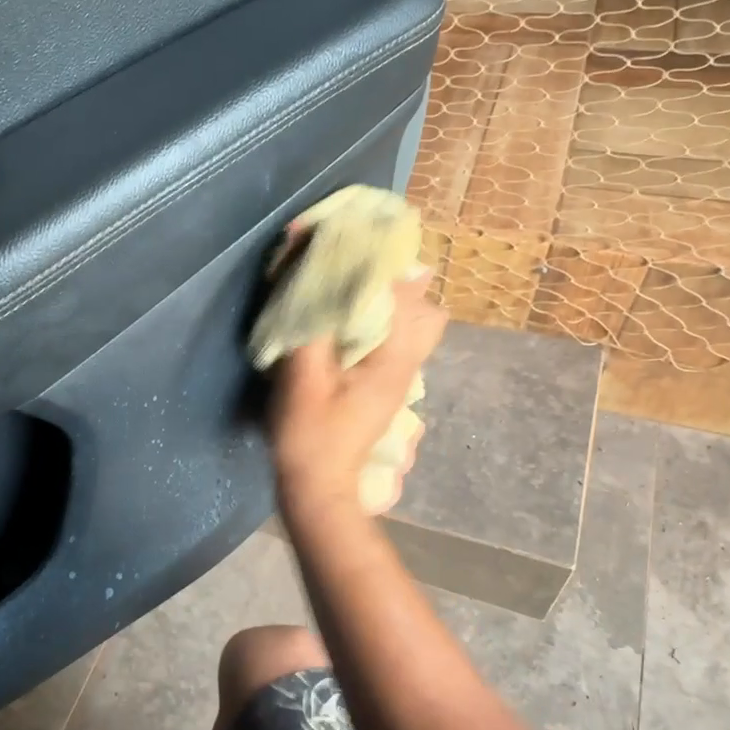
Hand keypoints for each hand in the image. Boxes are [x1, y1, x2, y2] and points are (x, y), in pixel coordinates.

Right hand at [269, 276, 446, 518]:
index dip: (379, 260)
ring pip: (417, 327)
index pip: (405, 292)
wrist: (318, 488)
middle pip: (427, 308)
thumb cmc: (309, 434)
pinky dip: (380, 323)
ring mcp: (400, 378)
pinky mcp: (385, 388)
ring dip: (391, 303)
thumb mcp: (302, 377)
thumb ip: (313, 324)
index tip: (349, 241)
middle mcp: (407, 363)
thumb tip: (316, 275)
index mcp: (393, 356)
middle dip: (397, 282)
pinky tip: (347, 326)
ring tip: (353, 294)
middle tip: (358, 271)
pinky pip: (397, 341)